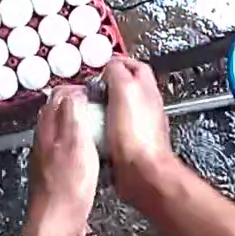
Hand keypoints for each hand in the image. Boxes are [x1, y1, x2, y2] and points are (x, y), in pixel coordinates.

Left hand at [26, 85, 97, 235]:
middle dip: (77, 105)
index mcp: (48, 129)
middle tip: (97, 106)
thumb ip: (73, 115)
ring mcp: (48, 160)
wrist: (56, 225)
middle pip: (57, 113)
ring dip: (78, 125)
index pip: (57, 96)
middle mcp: (44, 142)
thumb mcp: (76, 143)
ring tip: (98, 127)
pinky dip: (80, 147)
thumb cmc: (67, 188)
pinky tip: (92, 156)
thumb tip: (74, 92)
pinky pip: (67, 152)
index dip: (76, 89)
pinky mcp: (55, 176)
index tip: (94, 92)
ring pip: (62, 132)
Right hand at [102, 58, 177, 206]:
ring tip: (88, 108)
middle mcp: (145, 106)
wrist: (141, 172)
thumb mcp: (124, 90)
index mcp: (146, 89)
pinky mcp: (129, 144)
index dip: (116, 63)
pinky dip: (101, 129)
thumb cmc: (137, 136)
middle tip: (91, 88)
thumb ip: (117, 72)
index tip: (100, 67)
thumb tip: (110, 66)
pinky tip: (92, 131)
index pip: (134, 65)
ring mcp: (138, 126)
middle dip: (107, 86)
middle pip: (126, 87)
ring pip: (118, 109)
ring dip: (102, 108)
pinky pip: (112, 130)